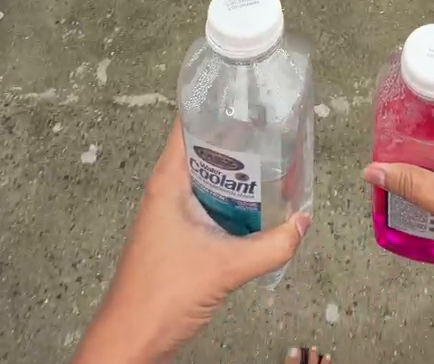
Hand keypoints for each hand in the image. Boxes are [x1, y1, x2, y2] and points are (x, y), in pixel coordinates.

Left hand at [75, 118, 310, 361]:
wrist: (129, 342)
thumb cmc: (163, 295)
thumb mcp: (224, 267)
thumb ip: (270, 246)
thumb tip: (304, 222)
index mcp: (169, 179)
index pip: (189, 122)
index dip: (217, 103)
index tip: (249, 95)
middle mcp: (167, 187)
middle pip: (203, 145)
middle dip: (237, 135)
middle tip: (273, 125)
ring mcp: (170, 209)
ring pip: (207, 173)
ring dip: (236, 167)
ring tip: (273, 157)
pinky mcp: (176, 230)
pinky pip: (207, 197)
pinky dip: (230, 193)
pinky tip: (257, 200)